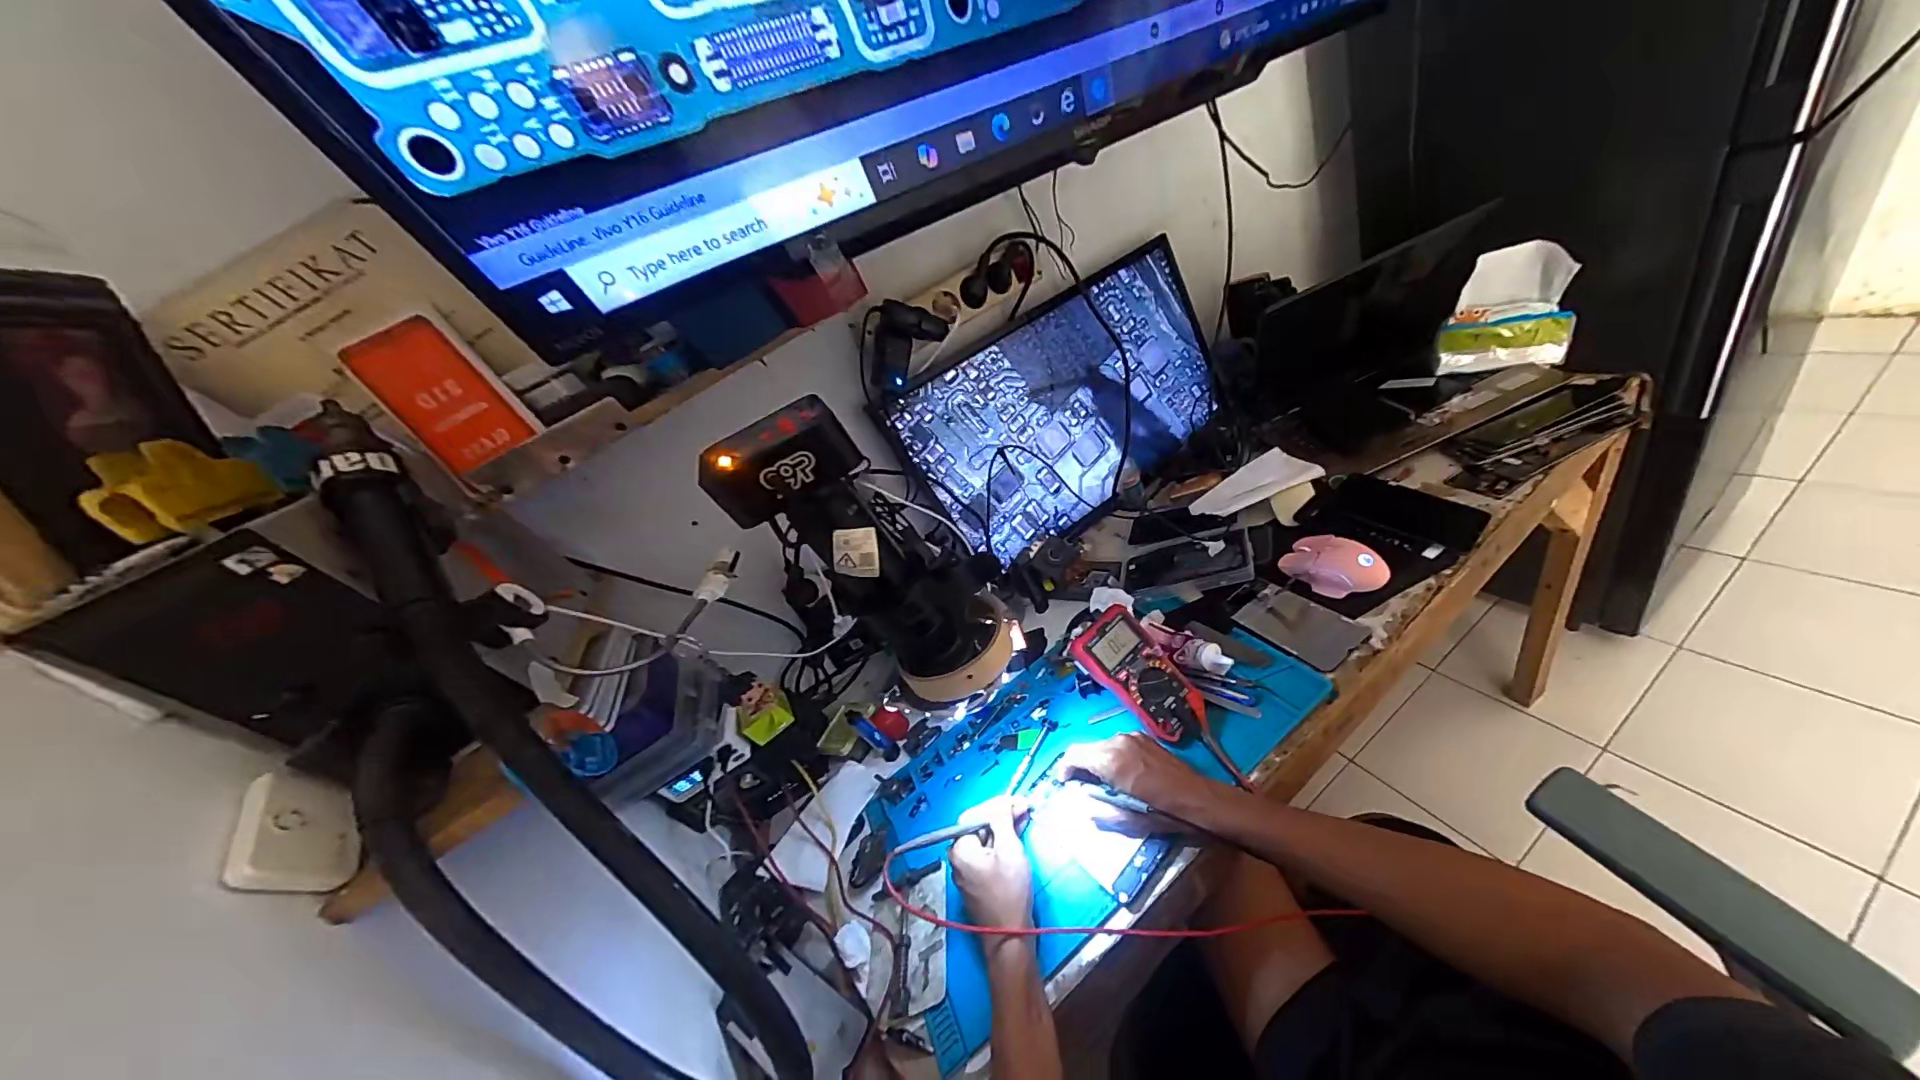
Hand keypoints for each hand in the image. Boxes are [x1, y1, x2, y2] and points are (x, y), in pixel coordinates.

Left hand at [949, 796, 1034, 934]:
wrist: (1009, 936)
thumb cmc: (1009, 891)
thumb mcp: (1009, 849)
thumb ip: (1003, 820)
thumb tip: (1004, 802)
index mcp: (959, 848)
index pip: (976, 814)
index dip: (998, 805)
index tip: (1019, 803)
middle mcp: (957, 857)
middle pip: (978, 826)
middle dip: (1001, 816)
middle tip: (1023, 810)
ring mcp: (966, 871)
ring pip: (984, 840)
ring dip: (1002, 829)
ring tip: (1022, 821)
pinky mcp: (976, 881)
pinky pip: (986, 854)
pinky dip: (1000, 844)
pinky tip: (1015, 839)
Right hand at [1059, 733, 1232, 823]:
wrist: (1201, 799)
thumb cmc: (1164, 813)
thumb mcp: (1128, 820)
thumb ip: (1101, 810)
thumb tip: (1085, 804)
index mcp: (1110, 760)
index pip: (1073, 755)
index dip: (1064, 769)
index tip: (1064, 782)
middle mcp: (1118, 742)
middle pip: (1086, 748)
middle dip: (1079, 765)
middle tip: (1080, 784)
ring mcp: (1133, 737)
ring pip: (1101, 745)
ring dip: (1096, 760)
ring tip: (1101, 780)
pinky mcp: (1144, 738)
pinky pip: (1117, 744)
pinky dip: (1111, 755)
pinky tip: (1120, 772)